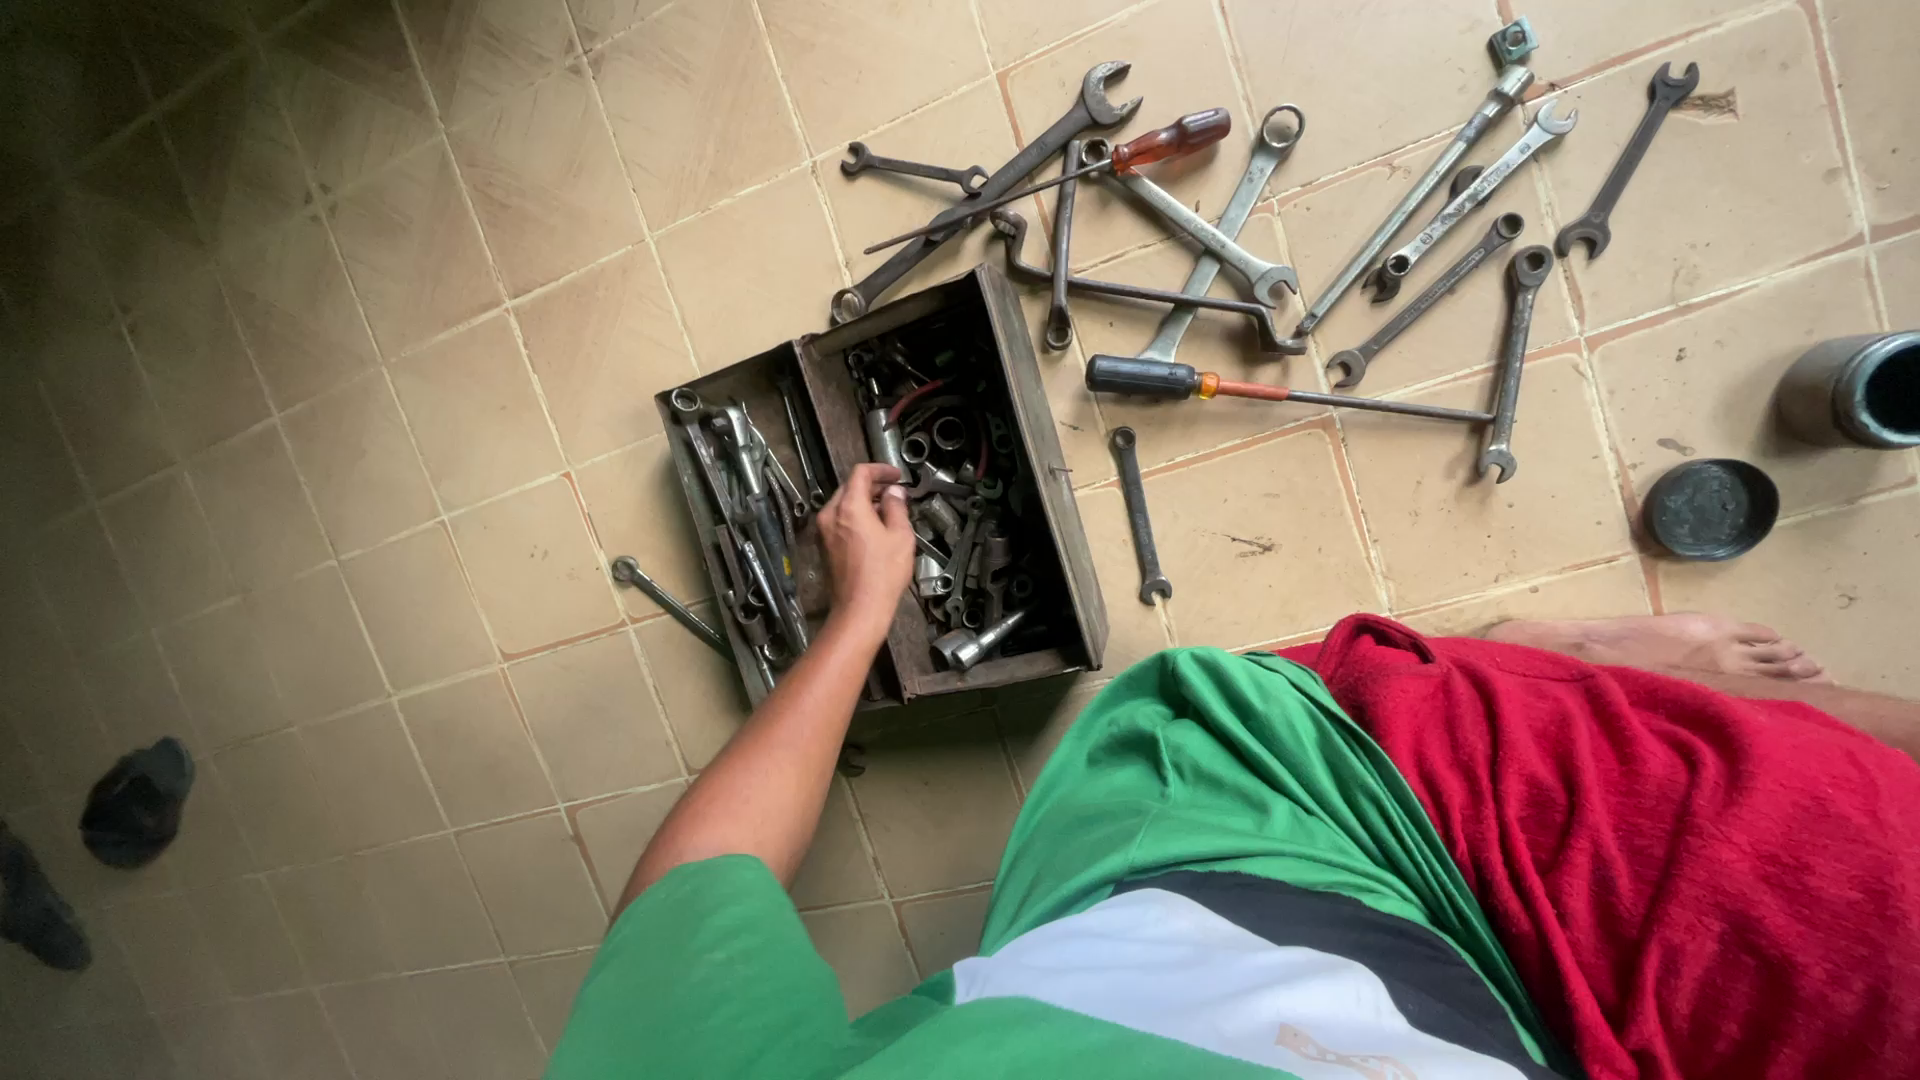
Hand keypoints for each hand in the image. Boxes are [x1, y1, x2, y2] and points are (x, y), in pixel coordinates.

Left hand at [816, 463, 914, 641]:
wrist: (859, 609)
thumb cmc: (883, 573)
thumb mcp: (900, 535)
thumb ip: (896, 507)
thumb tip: (894, 492)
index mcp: (849, 507)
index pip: (860, 473)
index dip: (881, 470)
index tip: (897, 476)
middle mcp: (830, 515)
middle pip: (849, 487)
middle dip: (872, 486)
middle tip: (894, 492)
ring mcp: (823, 531)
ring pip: (843, 504)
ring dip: (864, 502)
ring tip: (887, 510)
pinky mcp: (824, 546)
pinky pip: (839, 521)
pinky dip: (855, 517)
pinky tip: (873, 528)